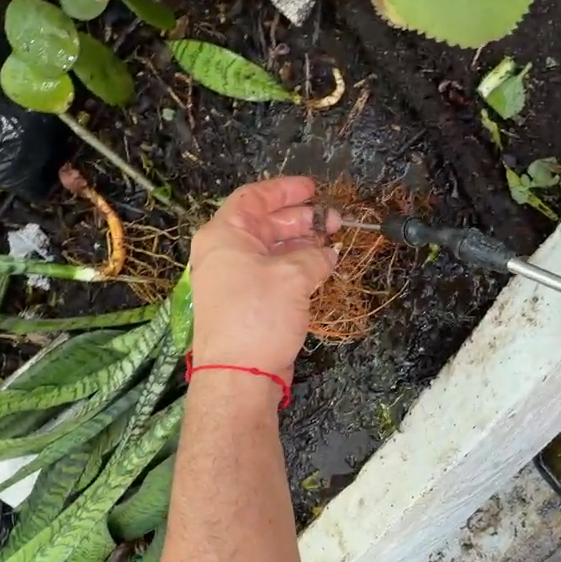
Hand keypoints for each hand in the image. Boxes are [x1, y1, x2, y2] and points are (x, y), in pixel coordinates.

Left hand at [187, 177, 337, 380]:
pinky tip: (324, 269)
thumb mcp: (291, 277)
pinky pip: (276, 275)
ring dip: (305, 245)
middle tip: (335, 221)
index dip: (284, 191)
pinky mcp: (251, 303)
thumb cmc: (258, 316)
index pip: (253, 199)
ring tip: (334, 244)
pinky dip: (300, 269)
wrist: (240, 373)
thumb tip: (329, 252)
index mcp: (225, 236)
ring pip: (275, 251)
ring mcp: (238, 280)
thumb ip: (314, 257)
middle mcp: (227, 254)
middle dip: (303, 221)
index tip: (313, 189)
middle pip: (267, 225)